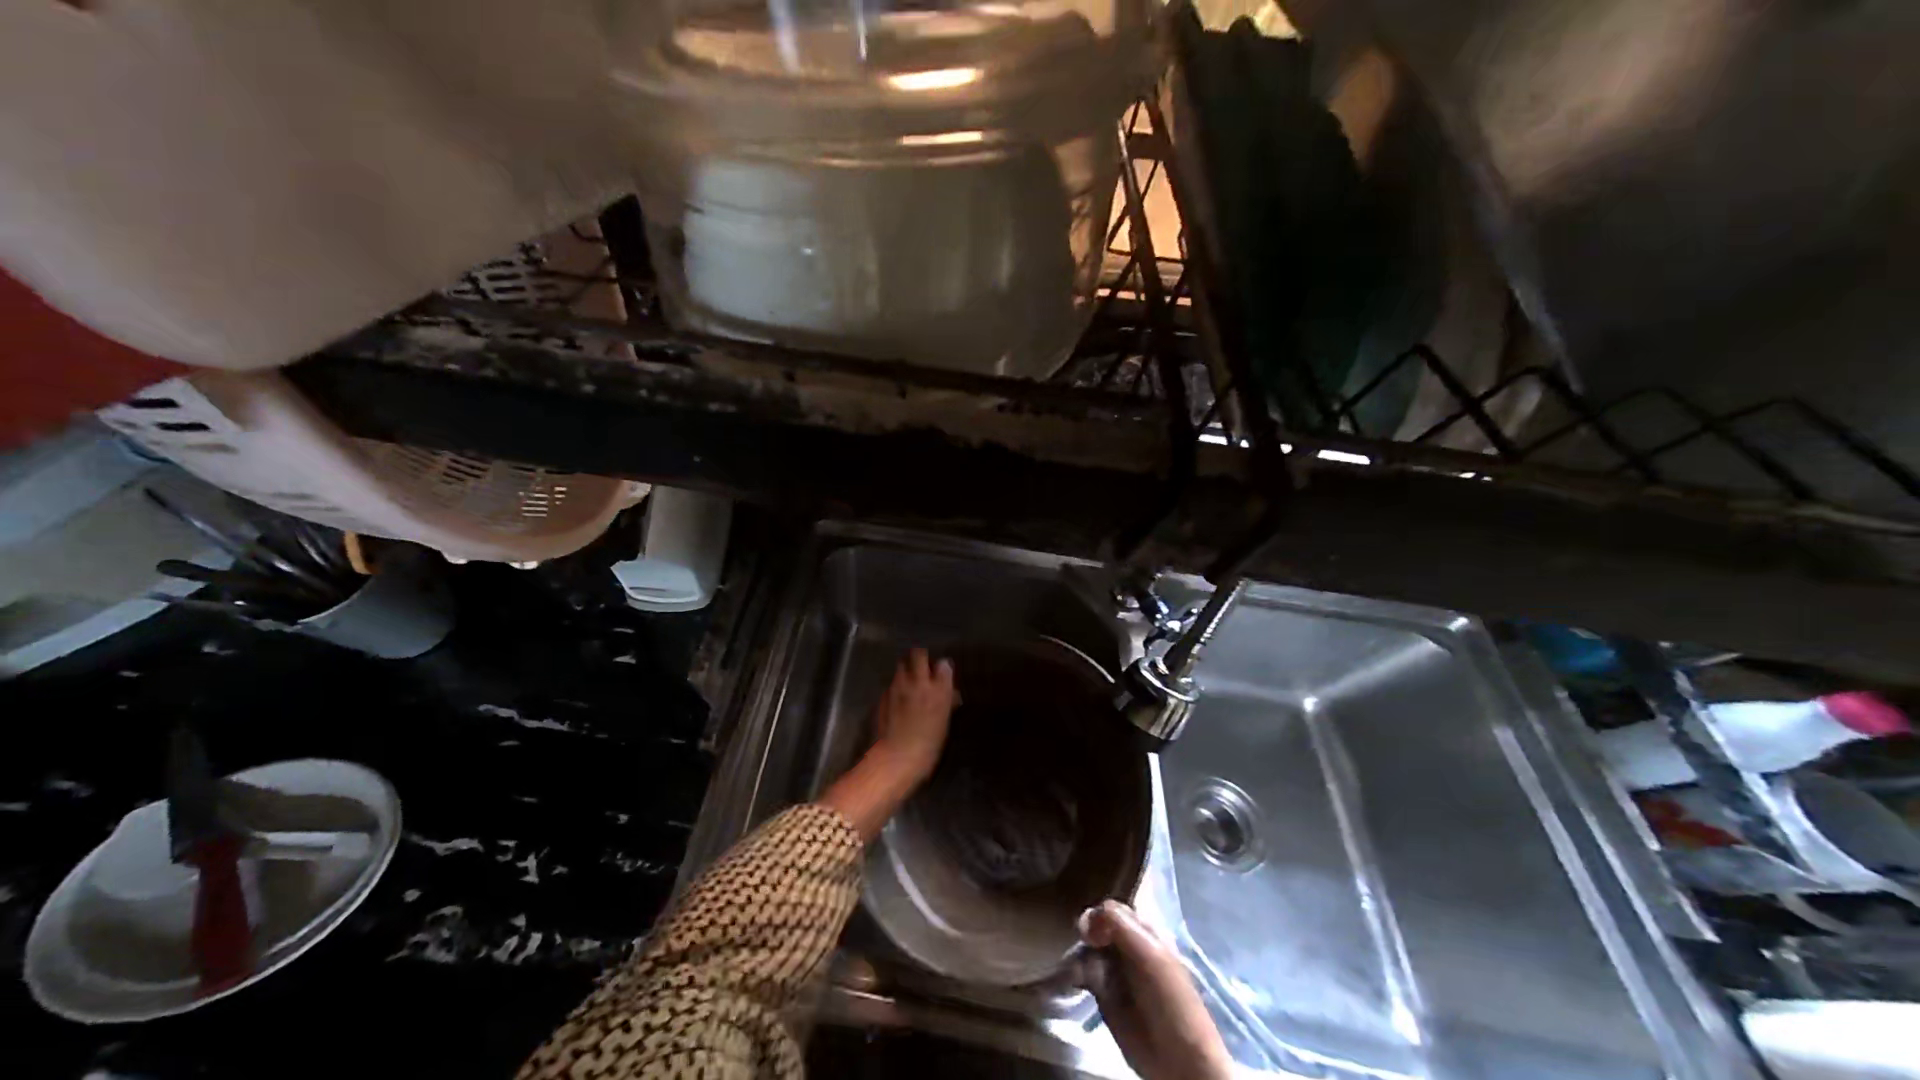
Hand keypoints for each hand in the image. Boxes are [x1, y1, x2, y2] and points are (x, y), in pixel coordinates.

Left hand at [869, 647, 956, 787]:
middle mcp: (918, 682)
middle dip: (920, 657)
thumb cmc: (928, 746)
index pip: (943, 665)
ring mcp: (898, 686)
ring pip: (901, 666)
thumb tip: (951, 694)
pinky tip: (897, 698)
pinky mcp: (884, 695)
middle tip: (922, 667)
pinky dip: (896, 686)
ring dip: (906, 669)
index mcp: (939, 690)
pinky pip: (892, 683)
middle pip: (918, 655)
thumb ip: (947, 703)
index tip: (941, 672)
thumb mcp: (944, 725)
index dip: (942, 666)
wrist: (897, 757)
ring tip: (909, 681)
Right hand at [1078, 900, 1232, 1079]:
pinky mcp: (1101, 992)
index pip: (1114, 909)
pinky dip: (1071, 971)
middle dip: (1084, 931)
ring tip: (1074, 968)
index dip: (1100, 914)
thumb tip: (1086, 915)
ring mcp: (1113, 968)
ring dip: (1076, 952)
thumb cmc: (1171, 1001)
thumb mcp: (1151, 955)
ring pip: (1085, 947)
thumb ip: (1121, 927)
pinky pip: (1080, 971)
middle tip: (1083, 946)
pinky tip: (1072, 979)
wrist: (1177, 1059)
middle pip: (1095, 925)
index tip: (1093, 930)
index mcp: (1145, 931)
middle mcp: (1126, 945)